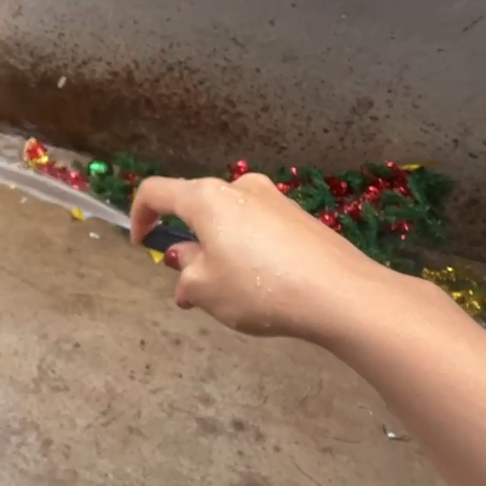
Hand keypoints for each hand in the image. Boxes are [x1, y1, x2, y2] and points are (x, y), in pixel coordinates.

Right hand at [130, 173, 400, 341]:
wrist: (346, 297)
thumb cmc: (260, 289)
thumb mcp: (204, 288)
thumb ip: (184, 271)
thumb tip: (186, 263)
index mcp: (206, 198)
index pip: (155, 192)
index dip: (139, 216)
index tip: (143, 245)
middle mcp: (238, 188)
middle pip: (195, 207)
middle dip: (185, 241)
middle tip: (188, 281)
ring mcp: (274, 200)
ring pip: (228, 221)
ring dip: (216, 249)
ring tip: (226, 292)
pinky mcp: (301, 219)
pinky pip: (258, 229)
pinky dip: (246, 251)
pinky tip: (261, 287)